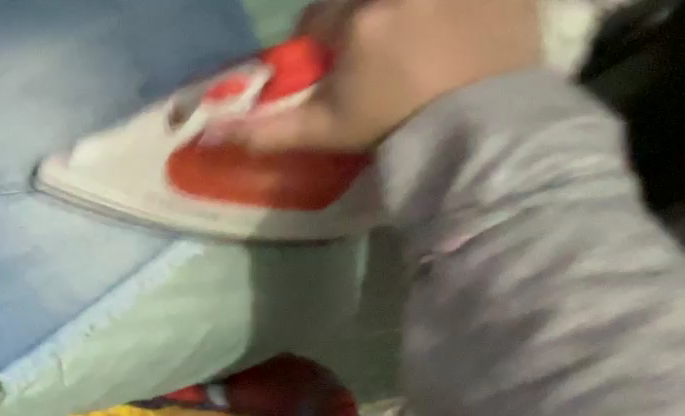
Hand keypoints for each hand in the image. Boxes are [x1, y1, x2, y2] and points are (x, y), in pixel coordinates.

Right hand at [225, 0, 541, 152]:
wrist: (477, 126)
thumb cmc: (389, 126)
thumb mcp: (319, 131)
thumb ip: (261, 130)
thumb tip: (208, 133)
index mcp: (355, 19)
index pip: (317, 18)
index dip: (319, 43)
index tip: (331, 66)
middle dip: (362, 18)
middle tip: (376, 51)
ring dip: (402, 11)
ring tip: (415, 38)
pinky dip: (450, 7)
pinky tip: (454, 30)